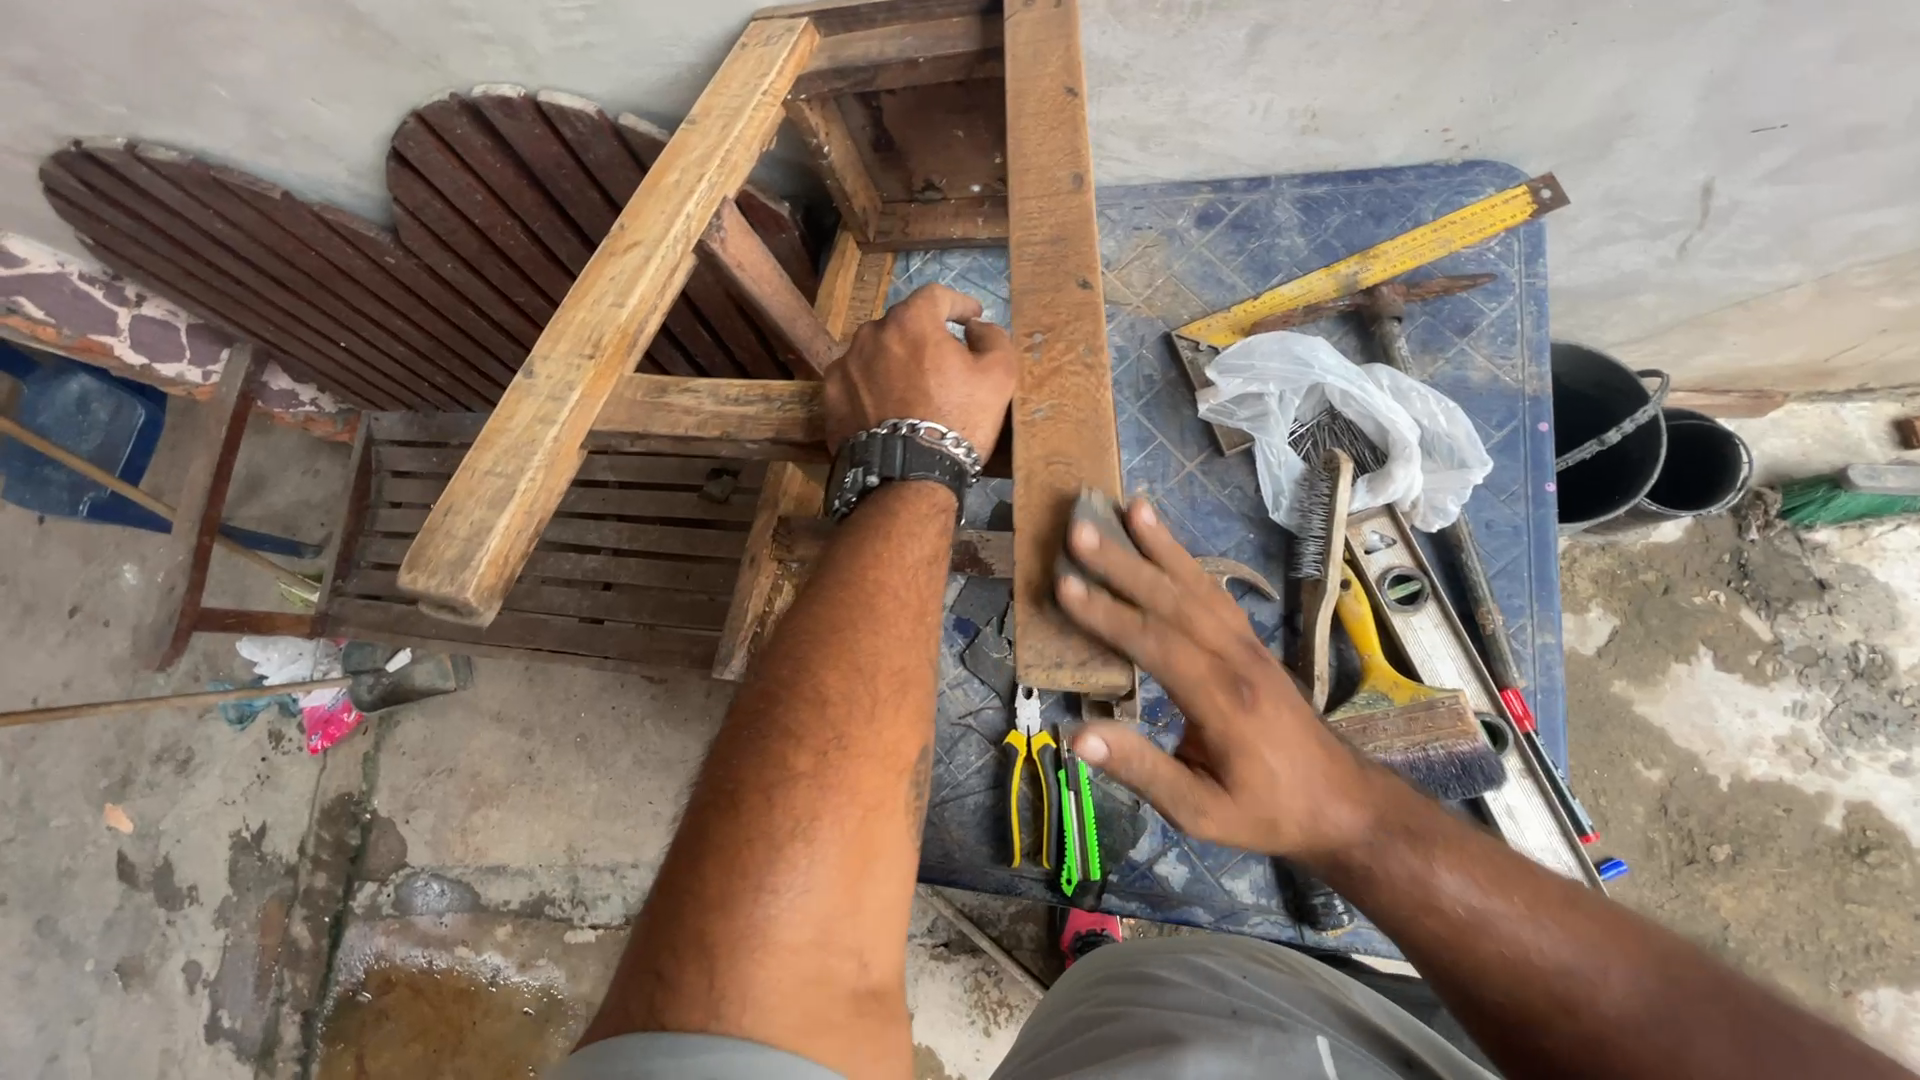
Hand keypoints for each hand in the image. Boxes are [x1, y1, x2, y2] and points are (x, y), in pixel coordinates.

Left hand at [823, 284, 1016, 456]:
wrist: (909, 477)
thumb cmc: (959, 421)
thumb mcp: (999, 376)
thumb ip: (993, 338)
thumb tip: (974, 327)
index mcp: (910, 321)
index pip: (936, 296)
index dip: (958, 303)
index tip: (971, 317)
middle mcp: (870, 334)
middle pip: (903, 324)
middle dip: (925, 336)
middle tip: (943, 360)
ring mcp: (845, 366)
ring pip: (876, 352)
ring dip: (895, 361)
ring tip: (912, 388)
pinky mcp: (831, 397)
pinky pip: (857, 382)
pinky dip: (873, 387)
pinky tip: (887, 408)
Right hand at [1055, 499, 1381, 860]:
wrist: (1341, 803)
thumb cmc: (1266, 812)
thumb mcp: (1200, 812)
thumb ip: (1141, 771)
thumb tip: (1078, 737)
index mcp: (1221, 700)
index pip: (1156, 645)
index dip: (1108, 615)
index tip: (1066, 584)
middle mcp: (1236, 660)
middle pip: (1174, 600)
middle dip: (1124, 563)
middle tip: (1081, 528)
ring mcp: (1248, 645)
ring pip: (1198, 585)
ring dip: (1160, 545)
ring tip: (1129, 507)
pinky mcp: (1252, 643)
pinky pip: (1215, 592)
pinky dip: (1186, 561)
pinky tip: (1165, 542)